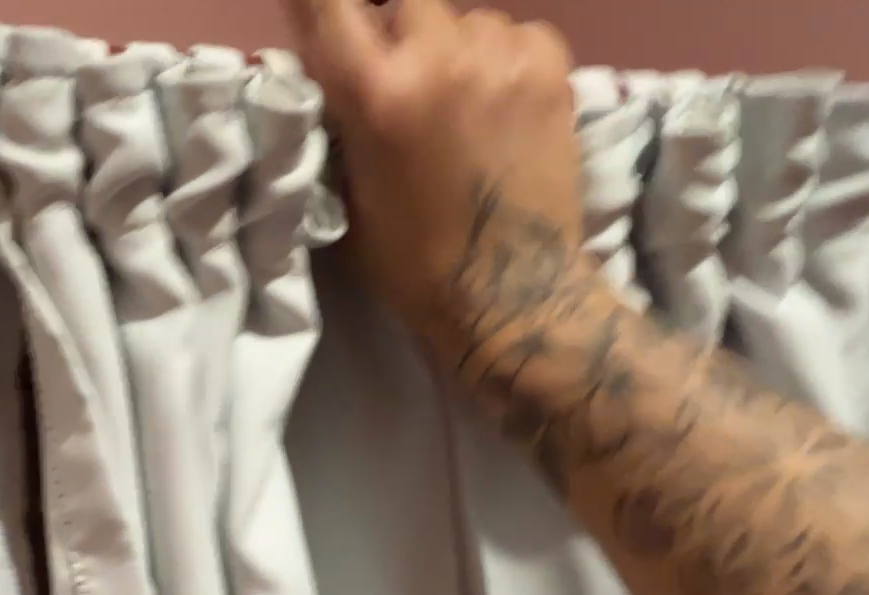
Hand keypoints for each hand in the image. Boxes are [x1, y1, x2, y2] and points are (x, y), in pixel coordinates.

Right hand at [282, 0, 583, 332]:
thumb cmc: (411, 265)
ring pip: (462, 18)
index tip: (317, 11)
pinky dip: (499, 60)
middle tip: (398, 84)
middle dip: (393, 33)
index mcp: (376, 99)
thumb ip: (338, 137)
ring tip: (457, 105)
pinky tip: (498, 107)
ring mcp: (502, 57)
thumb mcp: (349, 206)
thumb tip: (333, 89)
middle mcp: (438, 58)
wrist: (508, 292)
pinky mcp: (552, 66)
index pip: (328, 5)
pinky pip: (513, 33)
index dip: (316, 2)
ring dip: (449, 49)